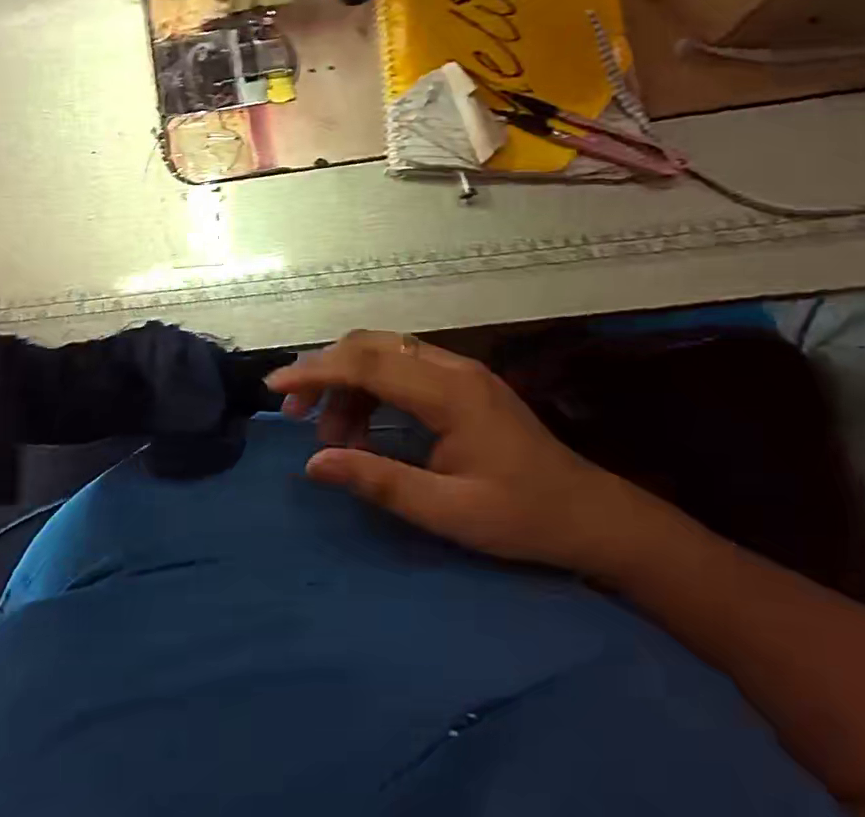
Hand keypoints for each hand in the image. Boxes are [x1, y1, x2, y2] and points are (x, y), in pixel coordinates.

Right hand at [265, 330, 665, 574]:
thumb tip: (314, 465)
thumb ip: (378, 481)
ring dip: (348, 387)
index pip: (368, 364)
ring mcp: (460, 373)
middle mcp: (453, 368)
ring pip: (384, 356)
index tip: (275, 387)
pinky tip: (362, 433)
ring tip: (331, 440)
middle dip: (326, 372)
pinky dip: (371, 394)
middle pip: (372, 346)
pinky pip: (401, 372)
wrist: (589, 516)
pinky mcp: (461, 386)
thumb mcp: (447, 511)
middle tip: (295, 414)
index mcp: (451, 393)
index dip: (316, 371)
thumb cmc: (521, 517)